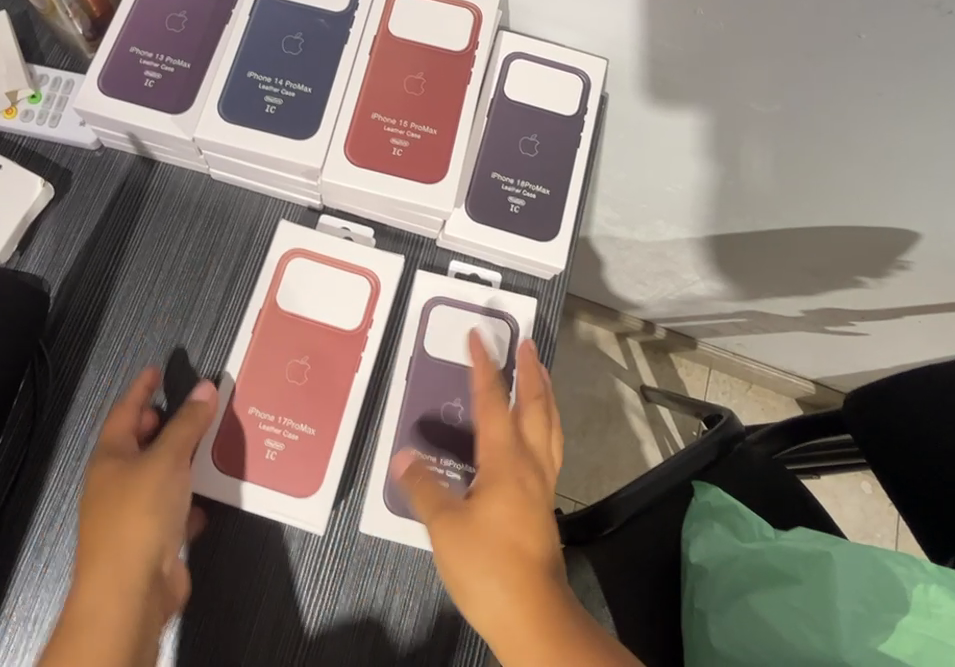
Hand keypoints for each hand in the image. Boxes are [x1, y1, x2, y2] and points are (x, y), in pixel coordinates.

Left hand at [41, 368, 217, 666]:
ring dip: (183, 463)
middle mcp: (117, 483)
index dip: (141, 388)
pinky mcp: (152, 541)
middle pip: (140, 443)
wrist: (129, 593)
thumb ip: (188, 424)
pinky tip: (211, 498)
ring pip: (160, 477)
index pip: (125, 411)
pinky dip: (191, 501)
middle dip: (162, 424)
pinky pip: (174, 511)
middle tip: (189, 407)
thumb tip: (206, 387)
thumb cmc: (140, 514)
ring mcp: (133, 514)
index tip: (156, 369)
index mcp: (111, 457)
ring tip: (211, 444)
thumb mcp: (167, 459)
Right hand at [392, 334, 640, 666]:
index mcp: (506, 461)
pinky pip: (550, 449)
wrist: (533, 616)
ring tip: (542, 375)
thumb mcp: (444, 527)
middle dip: (530, 373)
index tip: (479, 338)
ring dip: (546, 396)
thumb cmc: (488, 567)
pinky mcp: (544, 506)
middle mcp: (530, 465)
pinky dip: (547, 426)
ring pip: (551, 428)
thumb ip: (424, 487)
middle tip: (527, 344)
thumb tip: (404, 455)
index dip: (484, 368)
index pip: (493, 402)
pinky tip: (538, 435)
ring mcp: (542, 486)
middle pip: (535, 408)